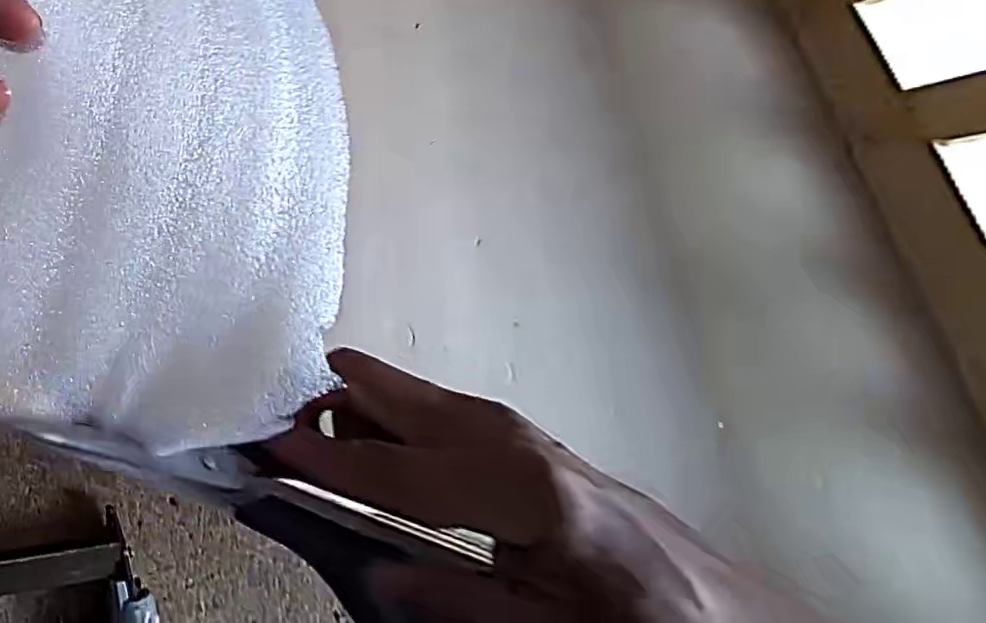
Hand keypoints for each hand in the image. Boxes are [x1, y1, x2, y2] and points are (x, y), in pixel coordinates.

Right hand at [263, 350, 826, 622]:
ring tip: (319, 451)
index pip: (390, 467)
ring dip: (344, 408)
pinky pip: (410, 402)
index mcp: (514, 485)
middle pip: (377, 389)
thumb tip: (376, 576)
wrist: (715, 601)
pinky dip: (373, 414)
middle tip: (283, 435)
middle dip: (321, 403)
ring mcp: (493, 417)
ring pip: (388, 386)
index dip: (323, 459)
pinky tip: (368, 452)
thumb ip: (459, 603)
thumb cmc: (643, 617)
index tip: (270, 447)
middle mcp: (496, 431)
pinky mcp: (492, 420)